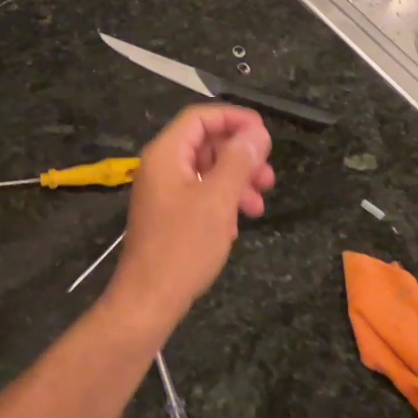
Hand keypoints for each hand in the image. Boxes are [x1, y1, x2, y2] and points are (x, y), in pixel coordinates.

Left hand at [102, 104, 274, 331]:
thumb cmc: (182, 246)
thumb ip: (238, 161)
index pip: (199, 117)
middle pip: (205, 143)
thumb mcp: (217, 200)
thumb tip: (257, 132)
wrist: (149, 300)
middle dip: (239, 156)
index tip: (264, 133)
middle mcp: (161, 166)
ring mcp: (163, 191)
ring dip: (236, 181)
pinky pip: (200, 194)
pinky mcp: (169, 215)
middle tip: (268, 176)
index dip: (233, 118)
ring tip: (259, 204)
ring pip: (206, 171)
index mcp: (165, 153)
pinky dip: (222, 201)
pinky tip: (237, 224)